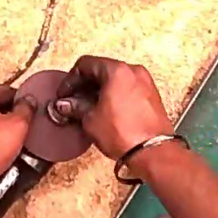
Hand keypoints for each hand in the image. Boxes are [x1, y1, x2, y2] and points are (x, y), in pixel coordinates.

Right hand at [54, 56, 172, 159]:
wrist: (152, 153)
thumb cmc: (126, 134)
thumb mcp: (91, 119)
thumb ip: (75, 107)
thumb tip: (67, 104)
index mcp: (117, 71)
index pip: (86, 64)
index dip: (70, 80)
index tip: (65, 93)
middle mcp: (134, 72)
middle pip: (102, 70)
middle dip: (85, 85)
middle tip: (73, 101)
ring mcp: (145, 83)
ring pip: (115, 80)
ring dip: (99, 91)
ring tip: (87, 109)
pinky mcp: (151, 97)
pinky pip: (127, 89)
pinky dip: (114, 96)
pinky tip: (105, 112)